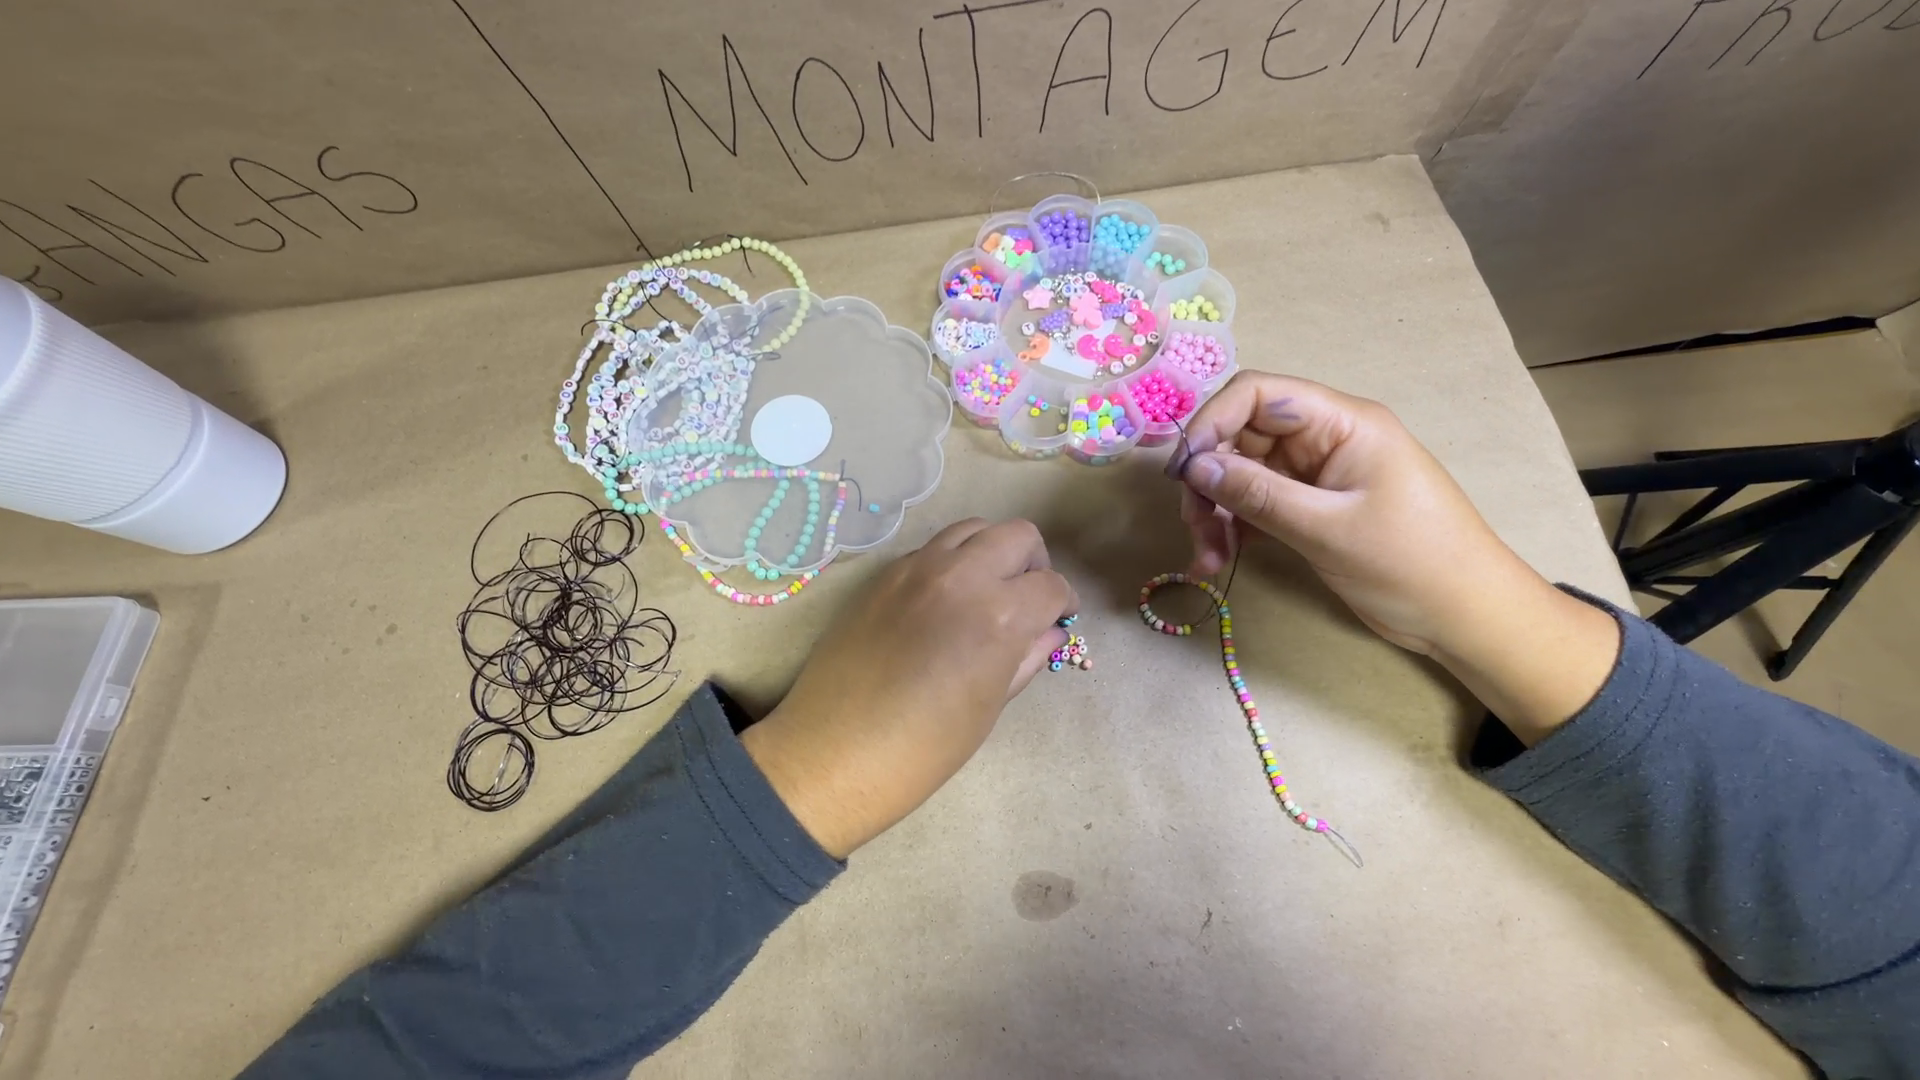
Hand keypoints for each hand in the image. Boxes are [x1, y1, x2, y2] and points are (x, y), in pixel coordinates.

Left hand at [741, 519, 1076, 857]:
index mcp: (998, 614)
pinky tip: (942, 601)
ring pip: (971, 529)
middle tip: (1026, 598)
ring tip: (985, 590)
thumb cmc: (924, 748)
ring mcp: (917, 569)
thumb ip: (1026, 658)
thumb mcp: (990, 707)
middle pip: (1017, 536)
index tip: (1059, 618)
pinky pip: (931, 549)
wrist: (835, 752)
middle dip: (1033, 563)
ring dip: (990, 552)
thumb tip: (1050, 633)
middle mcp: (961, 575)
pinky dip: (950, 562)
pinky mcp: (883, 575)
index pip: (1051, 585)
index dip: (1063, 603)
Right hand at [1168, 371, 1529, 655]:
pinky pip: (1254, 504)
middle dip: (1209, 479)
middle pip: (1241, 436)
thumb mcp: (1328, 528)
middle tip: (1194, 527)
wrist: (1464, 615)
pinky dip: (1232, 528)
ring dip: (1215, 512)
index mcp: (1341, 423)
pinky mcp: (1309, 507)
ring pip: (1240, 474)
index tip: (1183, 471)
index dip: (1212, 422)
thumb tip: (1193, 467)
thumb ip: (1258, 493)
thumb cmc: (1410, 563)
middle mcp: (1323, 439)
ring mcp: (1314, 474)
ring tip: (1209, 556)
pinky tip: (1220, 559)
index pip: (1258, 393)